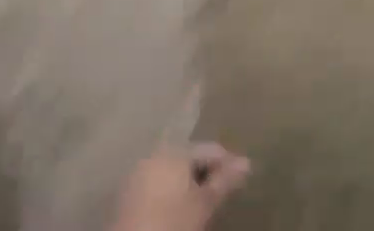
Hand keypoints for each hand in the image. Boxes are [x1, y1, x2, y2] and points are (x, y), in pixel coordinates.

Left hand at [111, 144, 251, 230]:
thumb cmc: (171, 223)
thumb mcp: (204, 204)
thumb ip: (225, 180)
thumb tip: (247, 163)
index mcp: (174, 152)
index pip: (210, 150)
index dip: (229, 163)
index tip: (243, 179)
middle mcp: (154, 156)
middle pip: (190, 159)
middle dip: (207, 174)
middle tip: (222, 194)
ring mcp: (136, 175)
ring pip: (173, 173)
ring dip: (190, 185)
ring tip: (202, 203)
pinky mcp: (126, 197)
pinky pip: (157, 185)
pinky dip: (171, 193)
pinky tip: (178, 209)